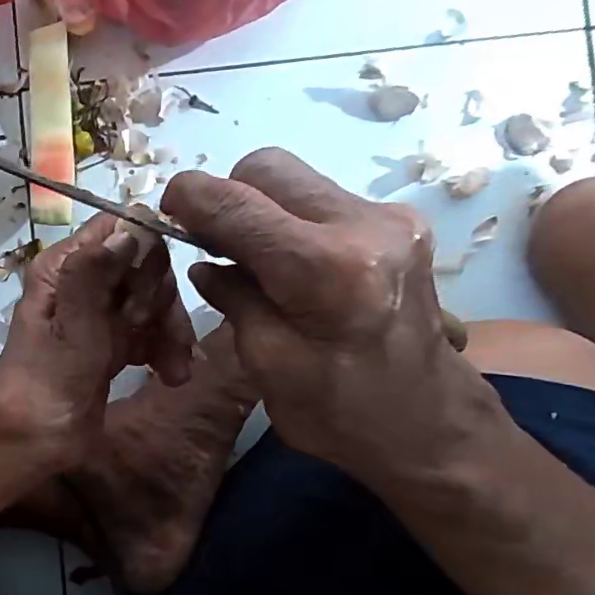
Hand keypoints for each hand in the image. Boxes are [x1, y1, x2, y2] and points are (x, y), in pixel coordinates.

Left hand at [0, 214, 195, 470]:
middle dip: (159, 300)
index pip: (115, 230)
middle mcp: (82, 280)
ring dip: (170, 331)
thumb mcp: (72, 331)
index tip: (151, 294)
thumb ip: (94, 278)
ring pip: (152, 298)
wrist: (30, 443)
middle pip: (143, 264)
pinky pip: (149, 329)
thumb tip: (127, 230)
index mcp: (62, 268)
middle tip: (154, 335)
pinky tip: (171, 375)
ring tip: (174, 371)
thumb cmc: (45, 386)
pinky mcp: (112, 340)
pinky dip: (165, 349)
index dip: (146, 253)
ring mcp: (98, 312)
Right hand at [161, 149, 499, 488]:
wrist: (429, 425)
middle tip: (207, 239)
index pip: (237, 204)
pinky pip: (320, 198)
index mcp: (326, 270)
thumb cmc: (340, 412)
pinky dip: (288, 218)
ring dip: (257, 206)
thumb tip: (203, 262)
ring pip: (294, 179)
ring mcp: (390, 219)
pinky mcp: (400, 222)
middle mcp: (364, 226)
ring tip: (245, 255)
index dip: (190, 196)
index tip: (165, 208)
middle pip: (267, 169)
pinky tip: (284, 261)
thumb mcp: (266, 363)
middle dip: (226, 196)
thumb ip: (234, 298)